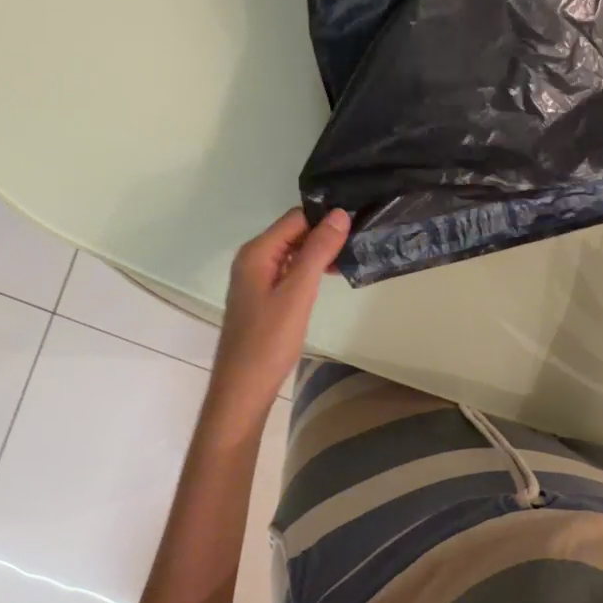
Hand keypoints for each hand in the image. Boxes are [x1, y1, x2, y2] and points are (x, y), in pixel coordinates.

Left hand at [214, 207, 350, 406]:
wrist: (243, 388)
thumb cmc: (269, 340)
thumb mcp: (298, 292)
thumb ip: (318, 251)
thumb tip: (339, 214)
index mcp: (257, 252)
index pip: (296, 218)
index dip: (325, 219)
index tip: (357, 224)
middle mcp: (253, 259)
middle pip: (293, 232)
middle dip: (324, 235)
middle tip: (359, 241)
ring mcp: (256, 278)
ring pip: (292, 252)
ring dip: (318, 253)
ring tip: (349, 259)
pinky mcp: (262, 296)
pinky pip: (288, 270)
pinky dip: (308, 270)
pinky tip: (327, 279)